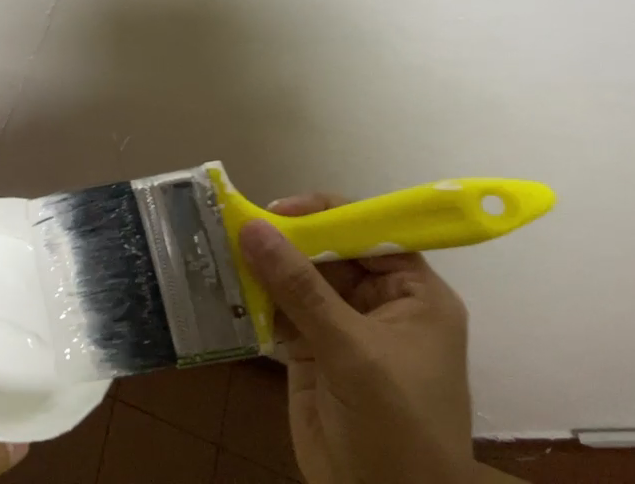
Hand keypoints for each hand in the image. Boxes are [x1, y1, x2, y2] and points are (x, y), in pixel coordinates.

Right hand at [238, 194, 507, 483]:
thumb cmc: (396, 424)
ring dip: (264, 268)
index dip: (326, 215)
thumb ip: (300, 288)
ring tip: (220, 251)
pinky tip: (226, 288)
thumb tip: (253, 227)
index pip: (369, 233)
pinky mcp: (314, 354)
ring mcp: (344, 330)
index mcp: (414, 296)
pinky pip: (282, 312)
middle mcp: (380, 305)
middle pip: (328, 253)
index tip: (276, 211)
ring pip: (299, 281)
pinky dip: (255, 301)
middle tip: (234, 228)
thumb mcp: (352, 351)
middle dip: (285, 240)